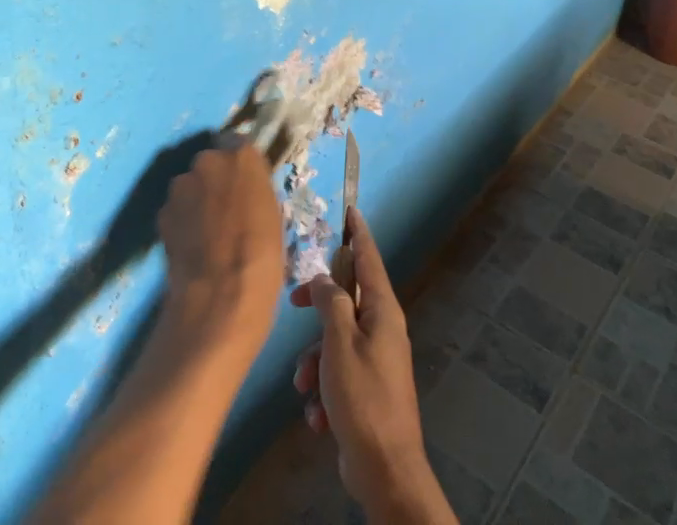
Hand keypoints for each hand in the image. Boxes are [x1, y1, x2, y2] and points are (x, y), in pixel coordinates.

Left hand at [157, 141, 284, 353]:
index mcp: (243, 158)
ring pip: (189, 186)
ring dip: (197, 200)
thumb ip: (254, 192)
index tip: (244, 184)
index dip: (240, 166)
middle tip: (226, 210)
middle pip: (210, 163)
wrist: (220, 294)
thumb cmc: (263, 256)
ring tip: (208, 233)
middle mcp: (207, 161)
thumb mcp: (273, 215)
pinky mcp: (161, 212)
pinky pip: (176, 210)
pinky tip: (192, 246)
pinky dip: (182, 221)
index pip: (238, 145)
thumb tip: (244, 194)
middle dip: (215, 180)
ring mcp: (180, 186)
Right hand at [291, 209, 452, 521]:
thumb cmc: (362, 397)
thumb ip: (329, 304)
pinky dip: (323, 391)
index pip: (370, 260)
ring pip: (334, 342)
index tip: (351, 210)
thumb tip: (323, 278)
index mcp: (383, 313)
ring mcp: (376, 361)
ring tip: (307, 388)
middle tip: (293, 303)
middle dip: (317, 309)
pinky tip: (319, 415)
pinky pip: (336, 374)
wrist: (383, 466)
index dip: (358, 234)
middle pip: (345, 301)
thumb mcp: (339, 343)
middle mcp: (383, 330)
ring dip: (314, 363)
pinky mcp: (366, 390)